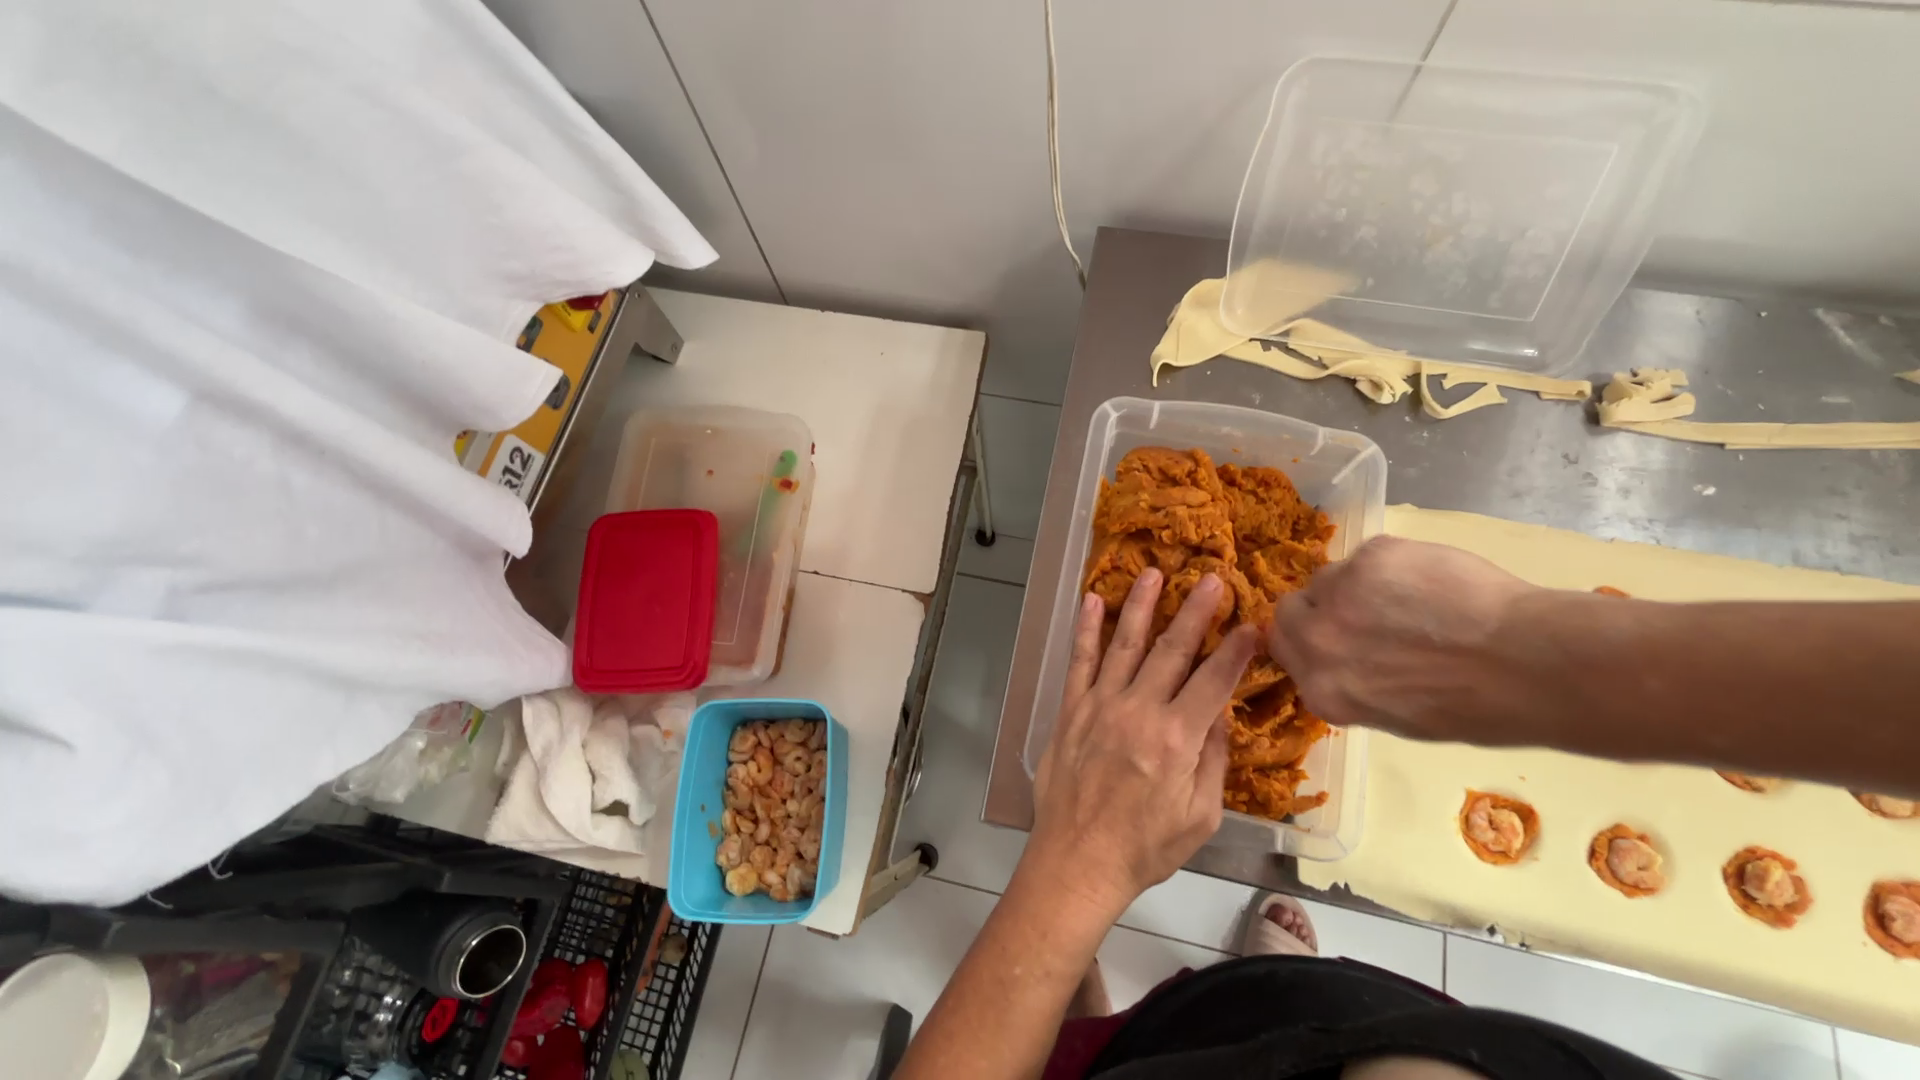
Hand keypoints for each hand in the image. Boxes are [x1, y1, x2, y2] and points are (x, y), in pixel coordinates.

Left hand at [1027, 569, 1258, 918]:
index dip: (1236, 650)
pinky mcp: (1071, 711)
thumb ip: (1213, 760)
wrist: (1078, 861)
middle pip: (1173, 651)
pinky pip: (1079, 662)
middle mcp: (1139, 712)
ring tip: (1153, 574)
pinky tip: (1092, 602)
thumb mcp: (1200, 815)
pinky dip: (1086, 631)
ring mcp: (1100, 707)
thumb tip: (1220, 714)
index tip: (1252, 623)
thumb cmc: (1146, 847)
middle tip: (1211, 579)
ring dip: (1141, 607)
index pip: (1214, 681)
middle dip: (1196, 612)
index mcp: (1177, 739)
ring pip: (1125, 645)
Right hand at [1268, 536, 1545, 742]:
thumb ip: (1352, 684)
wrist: (1528, 664)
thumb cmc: (1478, 708)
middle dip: (1318, 610)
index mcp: (1322, 690)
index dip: (1309, 641)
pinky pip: (1366, 555)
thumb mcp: (1398, 717)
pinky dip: (1393, 565)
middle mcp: (1316, 642)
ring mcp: (1339, 594)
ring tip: (1409, 598)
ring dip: (1355, 586)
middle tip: (1363, 613)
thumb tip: (1350, 661)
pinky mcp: (1371, 557)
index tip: (1335, 638)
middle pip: (1288, 610)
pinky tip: (1433, 582)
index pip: (1285, 651)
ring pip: (1328, 578)